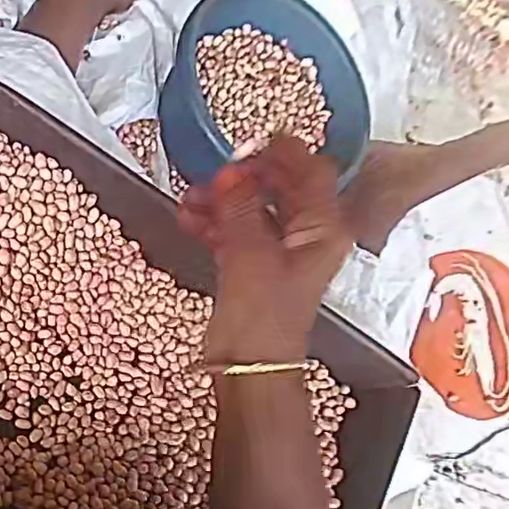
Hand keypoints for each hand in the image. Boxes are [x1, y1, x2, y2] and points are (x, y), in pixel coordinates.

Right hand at [176, 137, 352, 363]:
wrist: (246, 368)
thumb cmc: (259, 318)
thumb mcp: (250, 257)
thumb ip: (240, 210)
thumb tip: (230, 173)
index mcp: (321, 230)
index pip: (310, 174)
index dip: (281, 154)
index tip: (249, 141)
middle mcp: (304, 237)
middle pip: (276, 192)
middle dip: (242, 180)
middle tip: (209, 172)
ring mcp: (276, 254)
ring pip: (250, 213)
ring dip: (220, 203)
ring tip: (188, 198)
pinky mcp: (251, 270)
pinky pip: (234, 235)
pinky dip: (213, 225)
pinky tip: (187, 219)